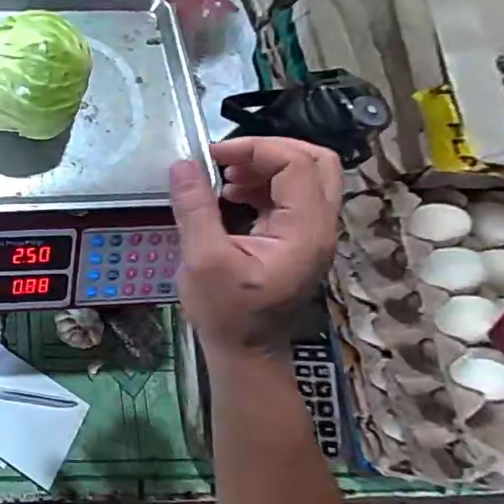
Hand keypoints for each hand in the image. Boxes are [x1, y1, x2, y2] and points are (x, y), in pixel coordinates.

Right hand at [168, 137, 342, 354]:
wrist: (246, 355)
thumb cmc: (226, 314)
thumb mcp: (203, 261)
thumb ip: (195, 209)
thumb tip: (182, 165)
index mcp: (305, 231)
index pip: (296, 164)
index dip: (255, 148)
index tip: (214, 155)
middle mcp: (320, 227)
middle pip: (316, 161)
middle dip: (270, 151)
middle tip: (230, 159)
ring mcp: (315, 234)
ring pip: (308, 176)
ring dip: (267, 167)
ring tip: (226, 180)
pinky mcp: (302, 241)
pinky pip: (295, 196)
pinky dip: (267, 185)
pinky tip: (234, 196)